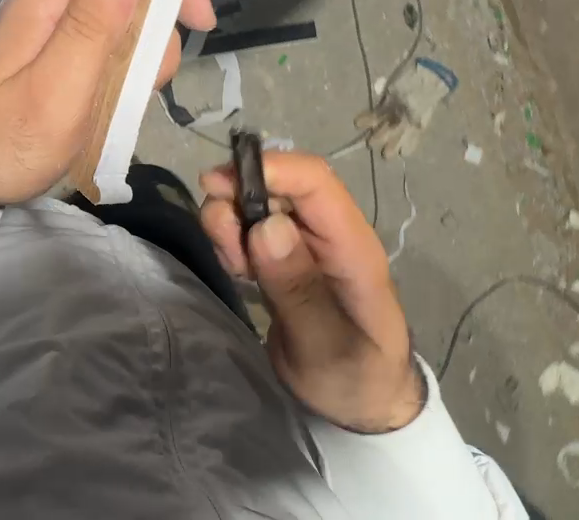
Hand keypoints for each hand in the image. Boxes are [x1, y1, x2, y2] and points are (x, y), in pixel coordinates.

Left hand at [0, 0, 215, 212]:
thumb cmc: (5, 141)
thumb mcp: (58, 90)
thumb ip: (93, 24)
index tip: (198, 24)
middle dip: (154, 30)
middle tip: (145, 87)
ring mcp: (44, 21)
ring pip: (117, 17)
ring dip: (136, 58)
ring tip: (119, 107)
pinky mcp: (44, 46)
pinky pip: (97, 42)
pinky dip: (115, 70)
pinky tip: (105, 106)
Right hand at [200, 153, 424, 432]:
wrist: (361, 409)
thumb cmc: (357, 380)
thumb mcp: (327, 347)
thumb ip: (298, 289)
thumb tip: (265, 226)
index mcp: (352, 246)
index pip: (314, 181)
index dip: (268, 169)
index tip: (217, 185)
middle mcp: (327, 233)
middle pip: (277, 184)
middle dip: (238, 201)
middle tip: (224, 248)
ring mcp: (304, 242)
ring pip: (256, 202)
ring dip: (230, 222)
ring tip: (235, 268)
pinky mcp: (282, 254)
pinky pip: (248, 225)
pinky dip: (230, 238)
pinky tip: (238, 271)